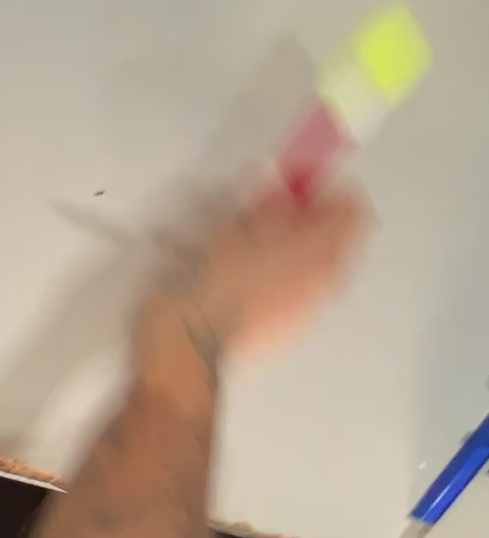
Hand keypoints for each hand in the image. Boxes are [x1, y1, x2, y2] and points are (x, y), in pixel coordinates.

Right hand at [138, 184, 369, 367]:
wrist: (186, 352)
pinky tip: (236, 291)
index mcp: (321, 252)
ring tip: (237, 260)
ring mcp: (310, 308)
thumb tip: (283, 185)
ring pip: (309, 270)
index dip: (320, 196)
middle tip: (254, 226)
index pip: (350, 210)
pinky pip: (290, 295)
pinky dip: (271, 284)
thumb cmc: (205, 288)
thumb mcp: (229, 237)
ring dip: (283, 257)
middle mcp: (328, 279)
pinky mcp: (286, 330)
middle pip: (331, 241)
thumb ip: (265, 209)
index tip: (284, 194)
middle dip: (300, 228)